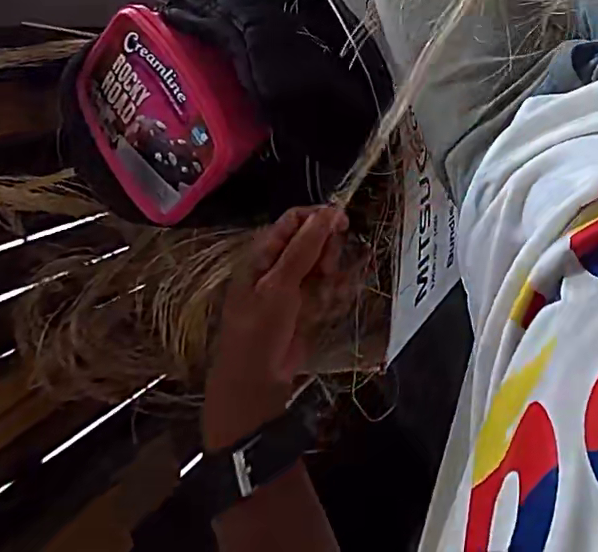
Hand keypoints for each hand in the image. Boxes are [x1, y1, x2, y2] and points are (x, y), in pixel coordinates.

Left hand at [202, 206, 348, 448]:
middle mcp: (281, 264)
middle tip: (327, 271)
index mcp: (265, 252)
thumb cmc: (258, 331)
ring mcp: (295, 286)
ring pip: (326, 263)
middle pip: (315, 238)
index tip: (343, 225)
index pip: (297, 218)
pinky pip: (330, 288)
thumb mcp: (279, 285)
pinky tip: (331, 306)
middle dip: (328, 250)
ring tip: (325, 296)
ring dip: (332, 275)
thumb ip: (305, 247)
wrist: (254, 386)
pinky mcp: (309, 307)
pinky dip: (335, 294)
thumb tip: (330, 211)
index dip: (320, 217)